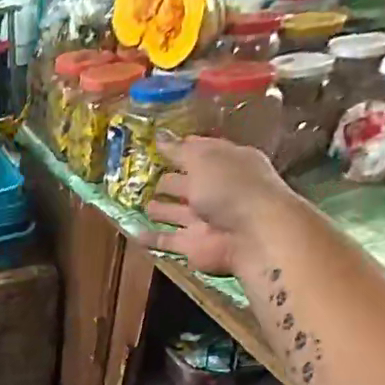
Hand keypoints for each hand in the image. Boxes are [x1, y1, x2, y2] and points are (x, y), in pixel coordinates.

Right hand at [142, 135, 298, 275]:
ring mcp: (204, 221)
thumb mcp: (204, 159)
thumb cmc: (231, 187)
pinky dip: (152, 239)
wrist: (250, 236)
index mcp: (227, 164)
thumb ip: (180, 151)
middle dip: (169, 182)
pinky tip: (135, 233)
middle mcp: (216, 192)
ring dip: (161, 210)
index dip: (182, 149)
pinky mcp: (192, 246)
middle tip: (144, 178)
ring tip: (141, 205)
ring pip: (176, 213)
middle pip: (187, 185)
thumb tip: (160, 138)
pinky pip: (167, 240)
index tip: (158, 147)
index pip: (202, 153)